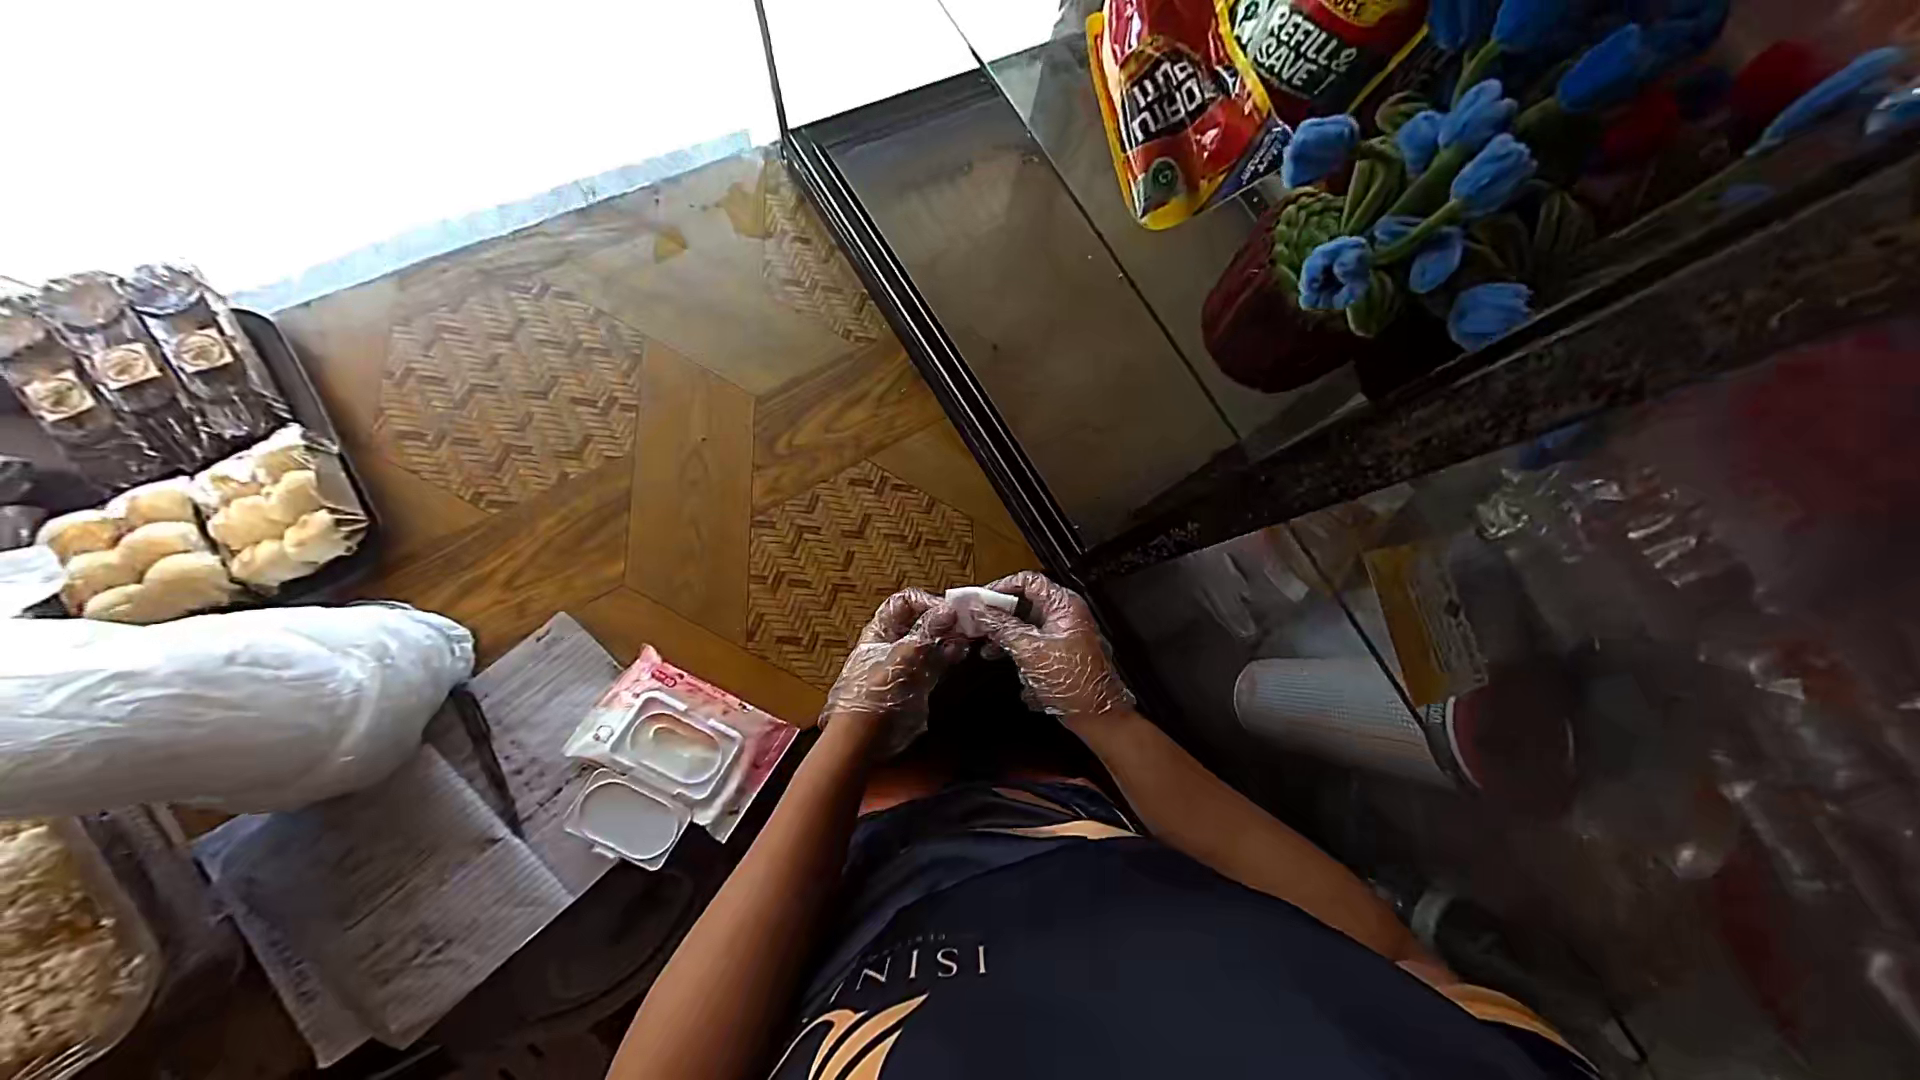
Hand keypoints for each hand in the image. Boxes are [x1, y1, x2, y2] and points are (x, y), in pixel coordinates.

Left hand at [821, 589, 959, 753]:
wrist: (865, 743)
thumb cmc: (873, 698)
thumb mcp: (900, 662)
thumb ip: (924, 635)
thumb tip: (948, 610)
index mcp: (880, 632)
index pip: (904, 603)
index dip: (925, 602)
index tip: (948, 610)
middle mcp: (893, 644)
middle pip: (921, 621)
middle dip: (943, 619)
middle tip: (964, 622)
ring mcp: (906, 663)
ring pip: (932, 640)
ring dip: (949, 636)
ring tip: (965, 637)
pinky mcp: (918, 682)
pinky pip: (936, 660)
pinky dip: (949, 655)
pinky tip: (960, 653)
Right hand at [972, 571, 1134, 721]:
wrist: (1096, 716)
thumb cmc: (1075, 683)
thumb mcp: (1029, 651)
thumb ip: (1002, 628)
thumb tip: (981, 612)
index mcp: (1064, 605)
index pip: (1028, 580)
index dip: (1002, 586)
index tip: (981, 599)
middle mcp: (1065, 615)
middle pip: (1025, 602)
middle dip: (1000, 613)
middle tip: (979, 622)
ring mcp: (1063, 633)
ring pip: (1026, 623)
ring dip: (1005, 632)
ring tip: (987, 644)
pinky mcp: (1059, 651)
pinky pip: (1032, 640)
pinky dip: (1016, 646)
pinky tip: (1001, 657)